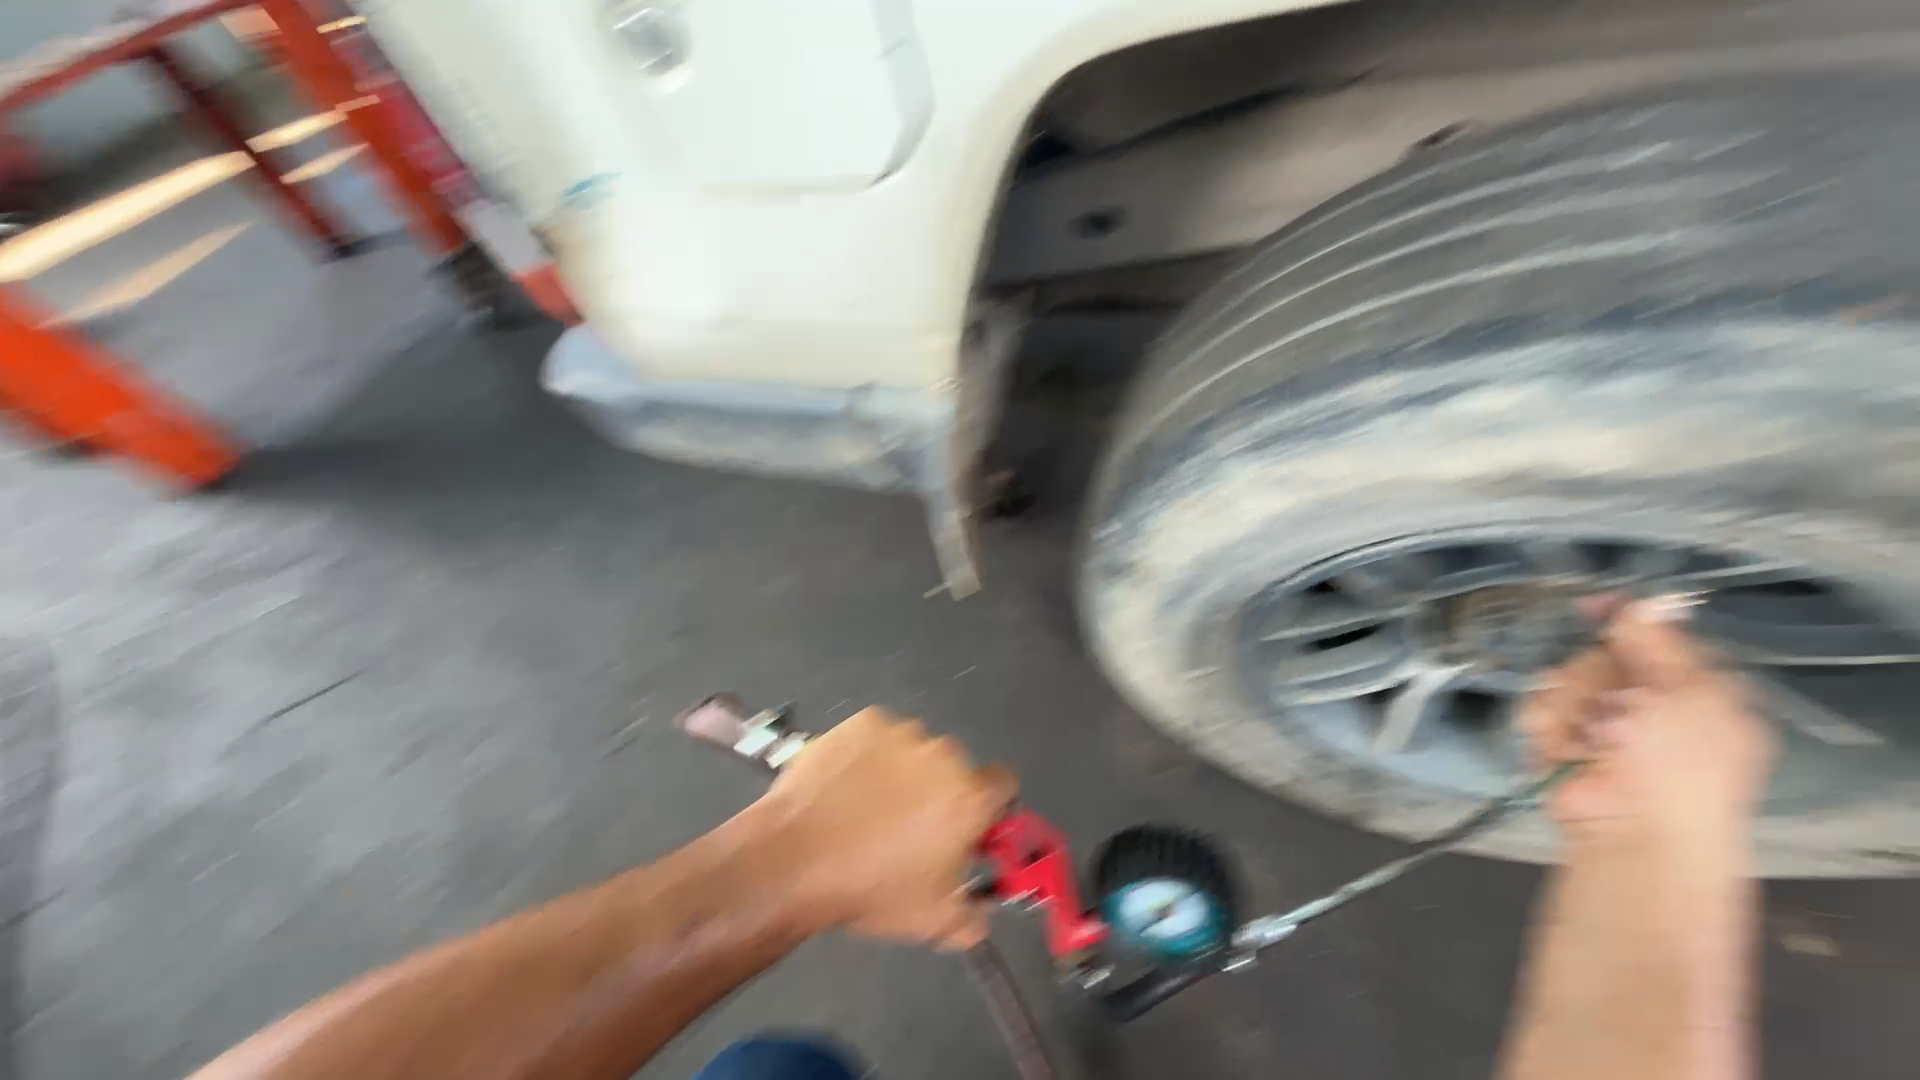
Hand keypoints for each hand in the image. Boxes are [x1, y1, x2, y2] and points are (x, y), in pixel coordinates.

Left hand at [758, 707, 1016, 947]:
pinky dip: (869, 756)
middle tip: (911, 828)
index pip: (1005, 784)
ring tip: (868, 809)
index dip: (990, 806)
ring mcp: (901, 732)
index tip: (969, 827)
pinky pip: (879, 738)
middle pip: (956, 768)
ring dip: (904, 772)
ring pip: (916, 751)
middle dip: (941, 792)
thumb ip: (974, 917)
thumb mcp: (934, 922)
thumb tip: (981, 913)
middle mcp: (944, 753)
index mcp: (971, 797)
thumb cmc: (870, 889)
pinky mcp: (863, 721)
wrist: (793, 858)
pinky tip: (847, 787)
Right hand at [1522, 597, 1772, 851]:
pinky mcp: (1554, 738)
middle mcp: (1642, 701)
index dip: (1624, 619)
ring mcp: (1594, 720)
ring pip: (1561, 677)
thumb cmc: (1686, 764)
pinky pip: (1537, 707)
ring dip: (1573, 702)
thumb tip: (1646, 600)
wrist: (1637, 827)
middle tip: (1616, 704)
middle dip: (1597, 672)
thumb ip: (1663, 643)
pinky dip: (1550, 726)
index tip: (1594, 605)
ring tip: (1592, 736)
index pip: (1651, 637)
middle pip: (1597, 653)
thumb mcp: (1693, 694)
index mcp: (1691, 690)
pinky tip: (1569, 747)